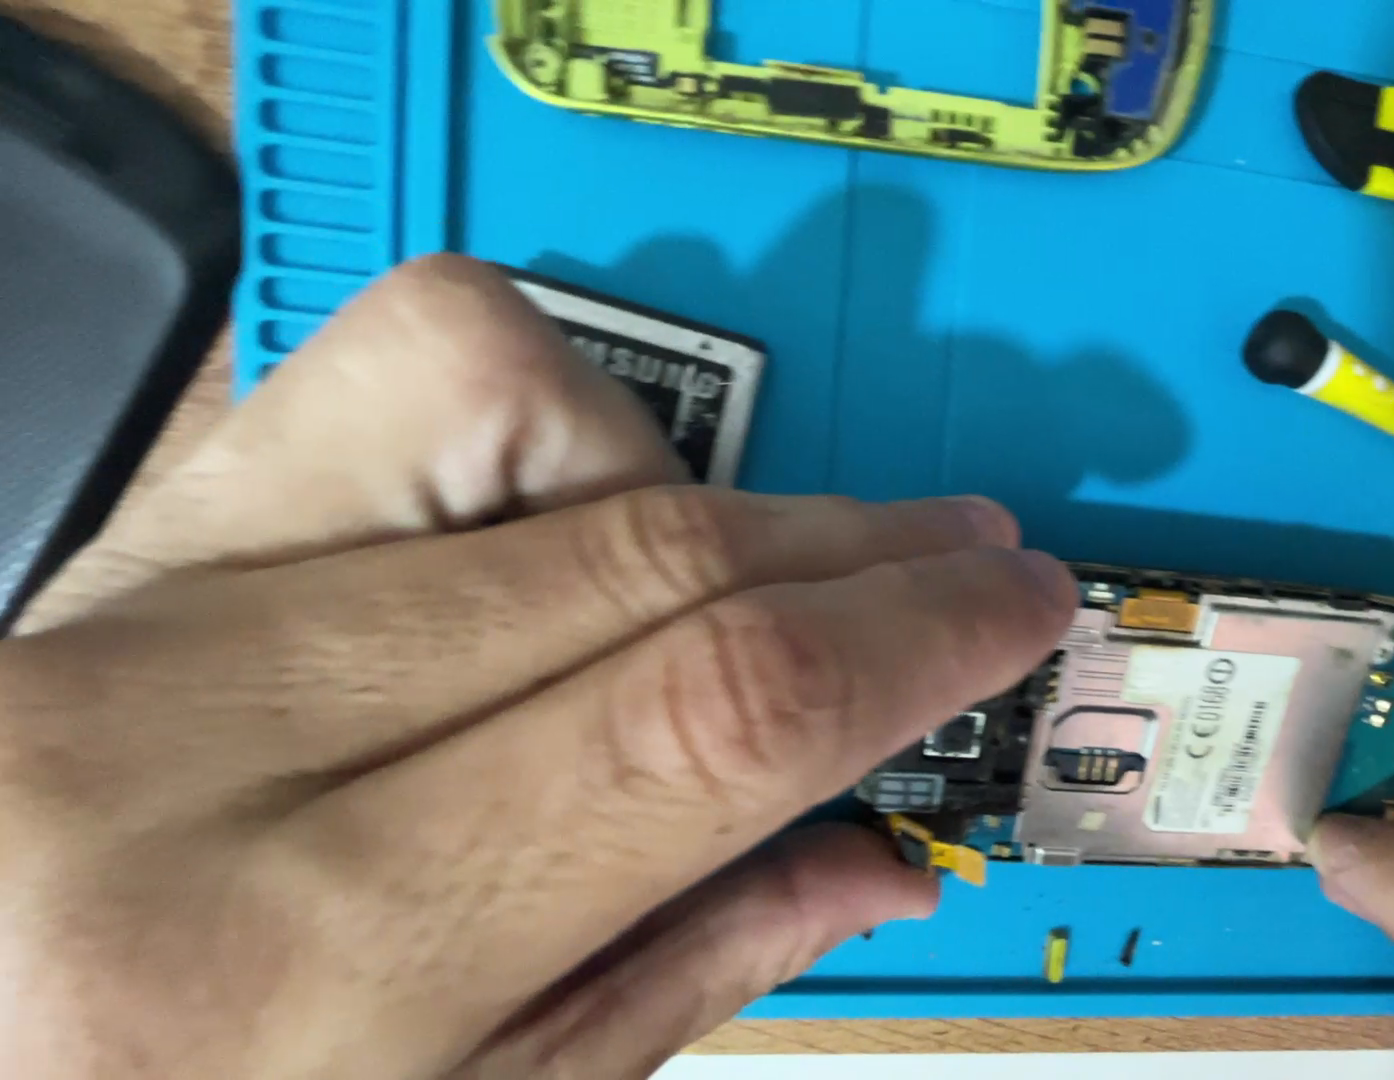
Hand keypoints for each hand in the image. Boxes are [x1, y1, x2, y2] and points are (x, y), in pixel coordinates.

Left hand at [0, 255, 1077, 1078]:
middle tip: (978, 553)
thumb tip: (886, 861)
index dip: (917, 639)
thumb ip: (697, 963)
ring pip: (549, 416)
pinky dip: (574, 409)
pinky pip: (429, 359)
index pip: (723, 713)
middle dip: (879, 550)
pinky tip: (601, 499)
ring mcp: (149, 588)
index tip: (1017, 605)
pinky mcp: (160, 500)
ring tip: (801, 561)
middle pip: (668, 564)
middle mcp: (199, 742)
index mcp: (298, 967)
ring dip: (740, 494)